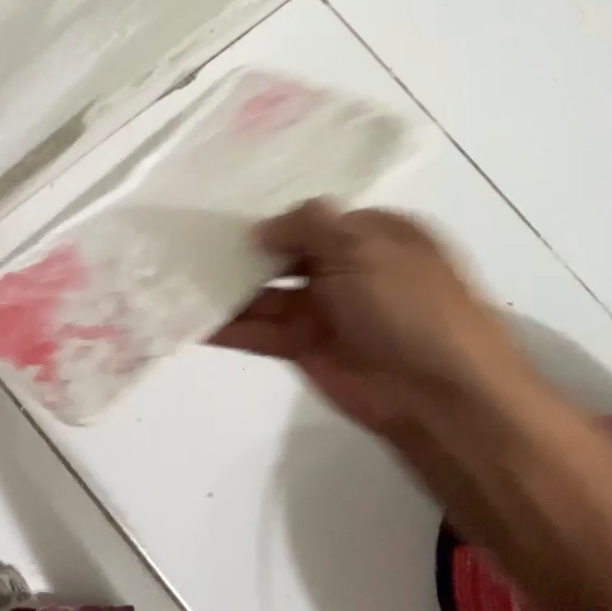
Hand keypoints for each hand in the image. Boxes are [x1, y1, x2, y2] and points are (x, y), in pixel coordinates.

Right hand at [210, 199, 534, 433]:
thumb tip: (262, 226)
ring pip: (262, 295)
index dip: (274, 219)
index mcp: (374, 238)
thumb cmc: (410, 308)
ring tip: (176, 284)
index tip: (225, 217)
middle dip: (241, 255)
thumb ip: (310, 227)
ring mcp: (322, 310)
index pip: (315, 220)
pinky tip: (190, 321)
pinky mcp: (300, 347)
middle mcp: (346, 270)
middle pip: (282, 257)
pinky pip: (256, 331)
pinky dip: (225, 328)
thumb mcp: (365, 249)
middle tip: (187, 248)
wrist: (435, 393)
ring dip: (225, 292)